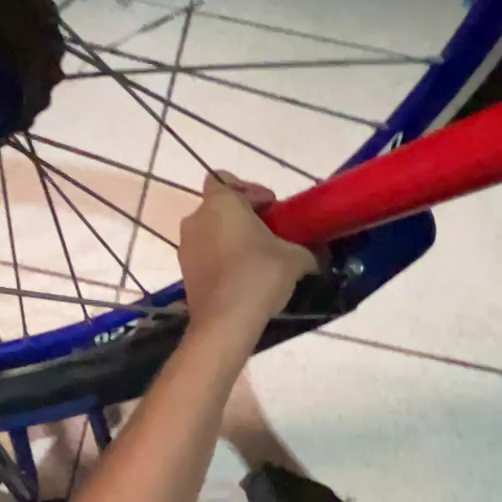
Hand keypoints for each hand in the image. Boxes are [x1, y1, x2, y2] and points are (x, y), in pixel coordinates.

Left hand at [180, 172, 317, 329]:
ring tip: (256, 257)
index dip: (248, 189)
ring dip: (231, 238)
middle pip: (218, 206)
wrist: (225, 322)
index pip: (223, 178)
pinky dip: (220, 258)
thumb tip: (316, 255)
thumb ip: (305, 249)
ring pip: (211, 232)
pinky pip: (205, 254)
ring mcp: (185, 247)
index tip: (270, 208)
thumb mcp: (295, 258)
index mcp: (220, 204)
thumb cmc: (258, 277)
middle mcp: (196, 220)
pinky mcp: (184, 272)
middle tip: (268, 233)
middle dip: (242, 215)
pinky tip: (242, 276)